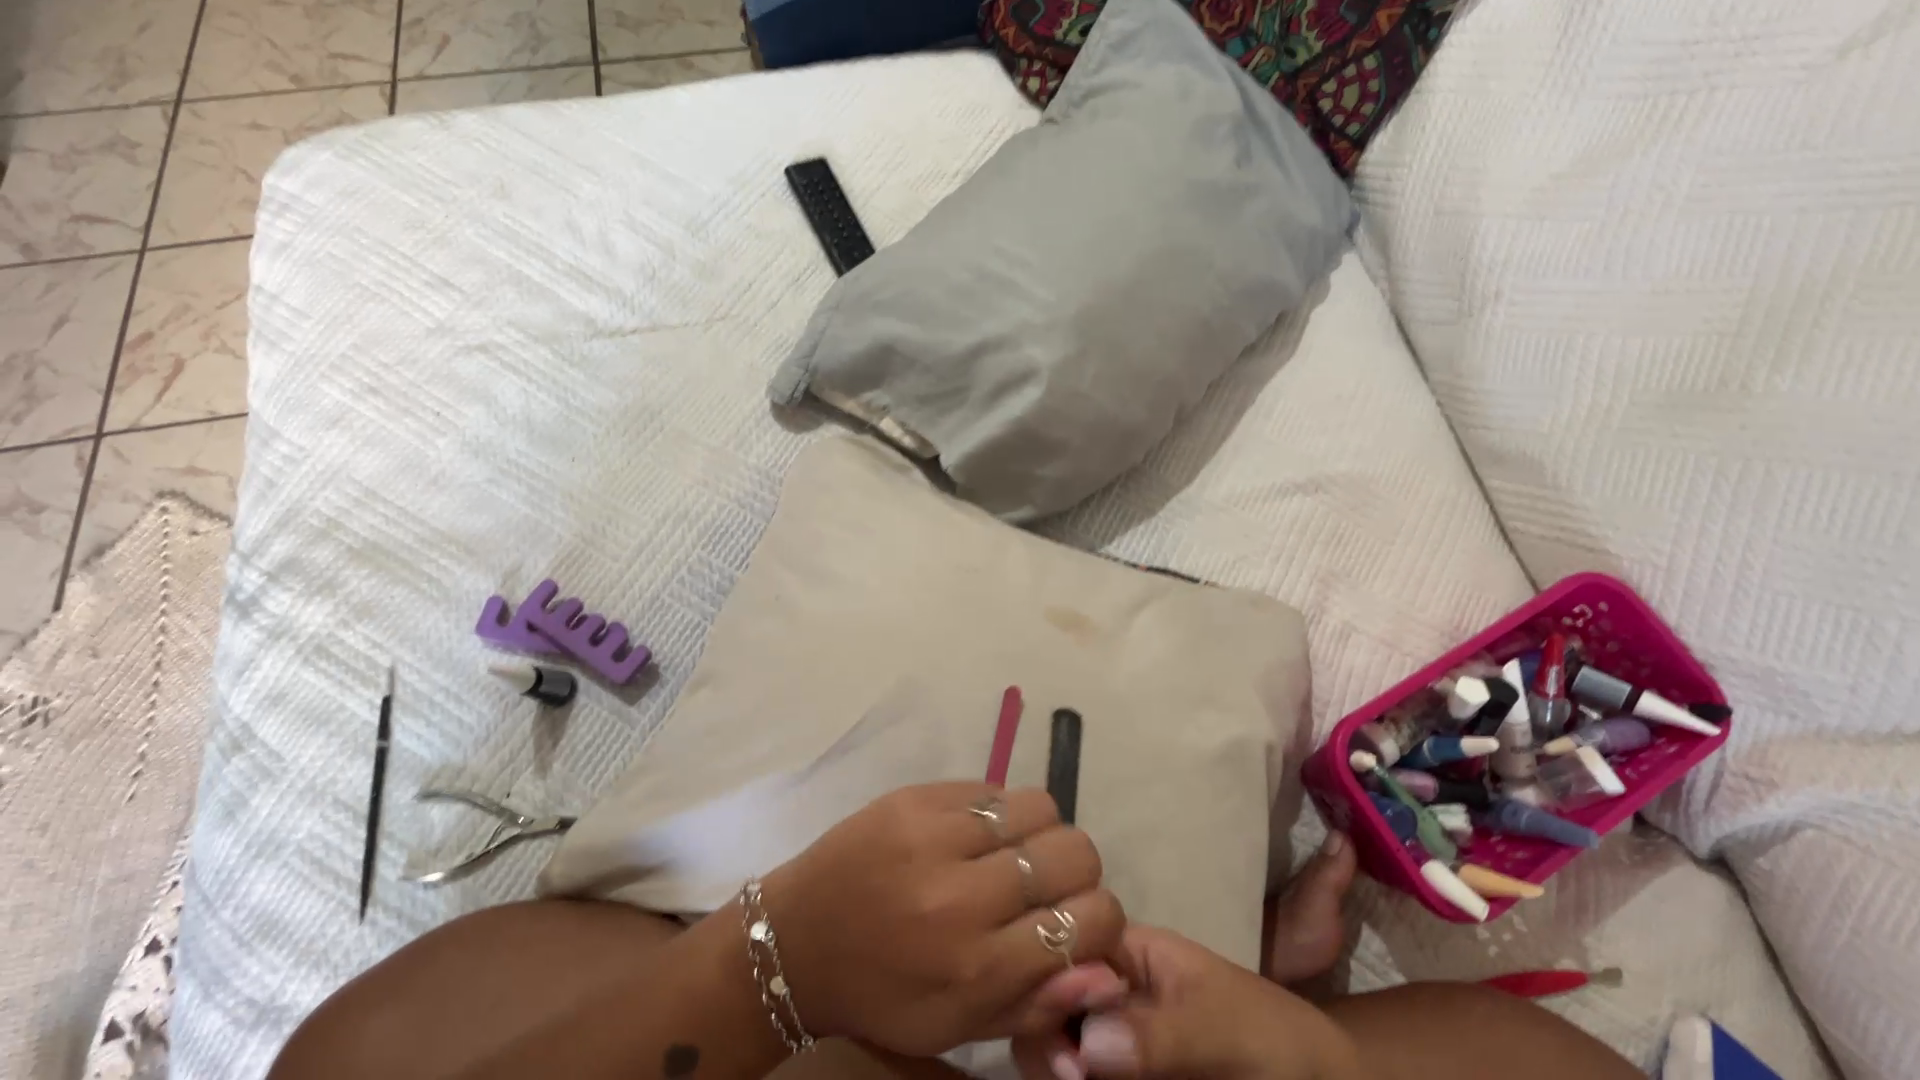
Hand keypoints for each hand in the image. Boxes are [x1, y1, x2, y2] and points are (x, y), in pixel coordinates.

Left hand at [760, 782, 1128, 1056]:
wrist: (796, 942)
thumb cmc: (882, 995)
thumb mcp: (958, 1026)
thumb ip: (1038, 1003)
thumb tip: (1108, 968)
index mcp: (978, 966)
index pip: (1091, 918)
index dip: (1099, 919)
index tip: (1077, 921)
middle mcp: (962, 897)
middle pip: (1075, 852)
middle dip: (1076, 872)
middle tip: (1045, 885)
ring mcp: (934, 837)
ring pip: (1040, 807)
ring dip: (1039, 832)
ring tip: (1010, 854)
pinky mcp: (913, 797)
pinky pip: (992, 787)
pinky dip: (997, 811)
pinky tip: (973, 836)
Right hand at [1013, 927, 1361, 1079]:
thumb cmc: (1277, 1042)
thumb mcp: (1227, 1031)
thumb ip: (1162, 1034)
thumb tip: (1089, 1046)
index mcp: (1126, 953)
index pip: (1061, 946)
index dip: (1044, 977)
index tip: (1056, 1023)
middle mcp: (1103, 992)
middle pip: (1040, 1001)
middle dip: (1042, 1037)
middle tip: (1072, 1076)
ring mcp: (1107, 1040)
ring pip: (1048, 1047)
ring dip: (1051, 1065)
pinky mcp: (1113, 1076)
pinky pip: (1075, 1075)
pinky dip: (1068, 1079)